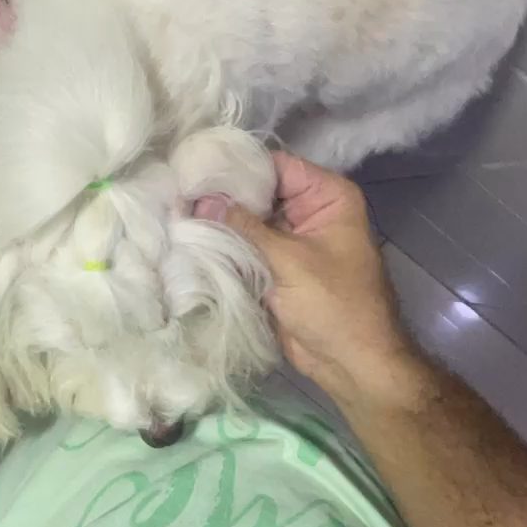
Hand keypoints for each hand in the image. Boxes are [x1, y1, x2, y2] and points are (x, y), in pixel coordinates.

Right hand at [195, 152, 430, 408]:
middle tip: (178, 193)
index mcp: (327, 197)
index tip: (197, 169)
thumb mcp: (289, 260)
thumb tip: (199, 200)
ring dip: (220, 222)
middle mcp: (309, 211)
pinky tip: (190, 239)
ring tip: (176, 213)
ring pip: (248, 221)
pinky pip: (246, 247)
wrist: (349, 361)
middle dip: (223, 195)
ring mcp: (290, 240)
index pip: (277, 166)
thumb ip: (244, 228)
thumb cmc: (334, 304)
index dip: (239, 166)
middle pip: (259, 192)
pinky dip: (224, 246)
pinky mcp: (275, 267)